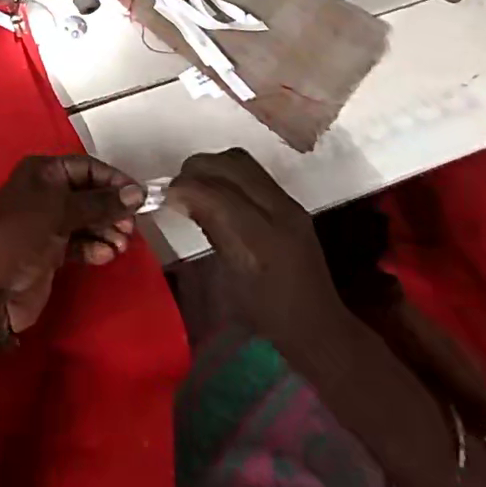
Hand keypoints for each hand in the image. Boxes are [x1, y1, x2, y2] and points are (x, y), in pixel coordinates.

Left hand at [0, 155, 144, 331]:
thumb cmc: (22, 237)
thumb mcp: (60, 213)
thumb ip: (100, 203)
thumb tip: (137, 192)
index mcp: (42, 172)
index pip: (85, 167)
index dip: (113, 180)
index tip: (139, 197)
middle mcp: (46, 192)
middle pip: (89, 193)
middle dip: (112, 208)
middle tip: (130, 228)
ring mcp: (49, 223)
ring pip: (88, 219)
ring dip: (107, 230)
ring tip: (121, 245)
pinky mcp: (53, 250)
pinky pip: (82, 242)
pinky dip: (96, 247)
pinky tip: (106, 255)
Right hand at [167, 149, 345, 345]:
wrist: (319, 326)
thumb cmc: (268, 314)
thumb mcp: (230, 279)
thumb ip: (210, 231)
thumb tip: (181, 199)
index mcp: (262, 240)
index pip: (216, 193)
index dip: (184, 188)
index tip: (166, 197)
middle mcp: (280, 213)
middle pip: (229, 165)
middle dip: (196, 170)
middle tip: (179, 190)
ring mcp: (289, 204)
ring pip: (240, 160)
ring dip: (212, 167)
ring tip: (197, 187)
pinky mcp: (291, 203)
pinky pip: (252, 171)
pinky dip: (226, 173)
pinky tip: (217, 193)